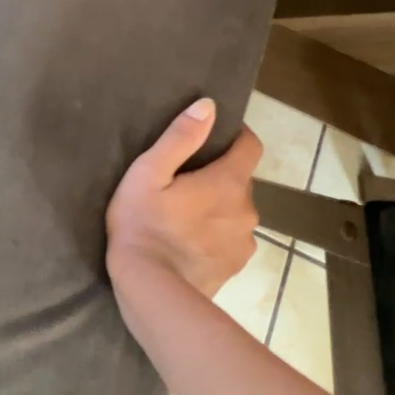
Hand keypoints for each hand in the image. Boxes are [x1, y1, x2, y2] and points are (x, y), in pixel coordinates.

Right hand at [106, 97, 262, 303]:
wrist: (151, 288)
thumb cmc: (143, 221)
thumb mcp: (149, 171)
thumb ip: (180, 137)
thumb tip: (208, 106)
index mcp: (228, 183)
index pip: (251, 147)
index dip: (237, 135)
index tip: (215, 133)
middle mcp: (247, 210)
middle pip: (240, 180)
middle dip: (218, 174)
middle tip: (182, 179)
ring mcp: (244, 242)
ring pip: (235, 210)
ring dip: (218, 205)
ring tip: (183, 212)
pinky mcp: (236, 266)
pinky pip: (231, 237)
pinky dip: (216, 232)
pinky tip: (188, 239)